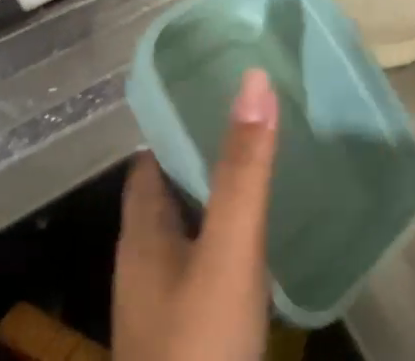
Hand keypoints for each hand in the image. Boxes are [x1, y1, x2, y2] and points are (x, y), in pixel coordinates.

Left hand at [114, 69, 279, 360]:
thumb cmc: (201, 337)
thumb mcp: (229, 248)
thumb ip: (243, 170)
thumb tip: (252, 80)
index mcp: (141, 235)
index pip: (151, 160)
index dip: (181, 122)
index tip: (224, 89)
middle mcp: (145, 263)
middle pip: (172, 194)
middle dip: (209, 156)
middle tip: (263, 119)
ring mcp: (165, 301)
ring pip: (192, 229)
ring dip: (222, 197)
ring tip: (274, 164)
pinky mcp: (190, 328)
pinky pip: (209, 263)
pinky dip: (233, 238)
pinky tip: (268, 237)